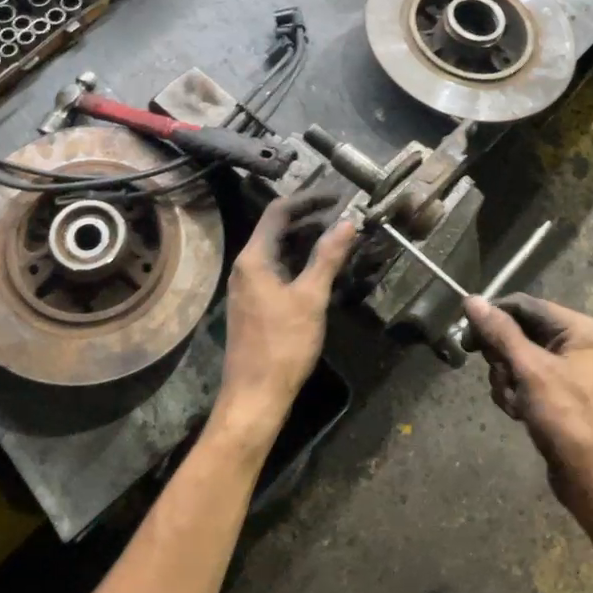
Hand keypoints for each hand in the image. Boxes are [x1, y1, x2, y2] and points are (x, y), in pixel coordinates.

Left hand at [214, 190, 355, 444]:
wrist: (255, 395)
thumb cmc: (283, 345)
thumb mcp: (311, 298)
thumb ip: (327, 257)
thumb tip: (347, 222)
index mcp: (253, 258)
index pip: (278, 212)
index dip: (308, 200)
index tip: (336, 197)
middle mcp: (245, 266)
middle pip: (276, 229)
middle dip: (309, 220)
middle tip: (343, 219)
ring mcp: (247, 286)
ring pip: (278, 251)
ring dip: (305, 242)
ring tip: (338, 240)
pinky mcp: (253, 303)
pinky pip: (276, 270)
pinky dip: (298, 263)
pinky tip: (320, 271)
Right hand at [463, 293, 592, 526]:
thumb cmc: (569, 421)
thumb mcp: (531, 371)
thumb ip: (500, 333)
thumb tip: (472, 300)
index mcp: (579, 330)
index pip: (523, 305)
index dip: (492, 316)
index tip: (465, 338)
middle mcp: (577, 344)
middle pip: (518, 331)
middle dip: (502, 356)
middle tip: (500, 377)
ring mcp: (570, 371)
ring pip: (517, 358)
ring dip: (506, 379)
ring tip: (515, 403)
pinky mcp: (561, 396)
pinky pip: (526, 381)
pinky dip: (516, 394)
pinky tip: (519, 414)